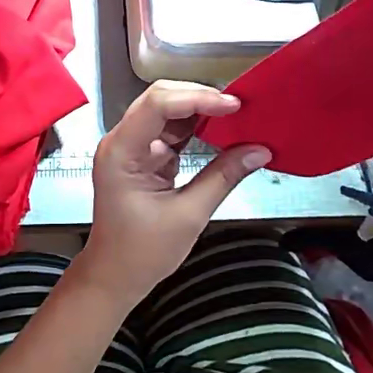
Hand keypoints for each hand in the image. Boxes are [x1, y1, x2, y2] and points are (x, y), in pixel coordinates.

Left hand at [73, 81, 271, 304]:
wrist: (114, 275)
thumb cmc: (140, 252)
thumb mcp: (189, 215)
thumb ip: (224, 176)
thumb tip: (258, 151)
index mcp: (121, 152)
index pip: (158, 104)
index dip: (197, 97)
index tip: (232, 104)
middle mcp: (120, 142)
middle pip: (159, 99)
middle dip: (198, 97)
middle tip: (236, 106)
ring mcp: (129, 147)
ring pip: (164, 111)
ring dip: (198, 110)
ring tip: (233, 115)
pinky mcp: (140, 156)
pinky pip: (167, 130)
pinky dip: (193, 128)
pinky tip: (217, 129)